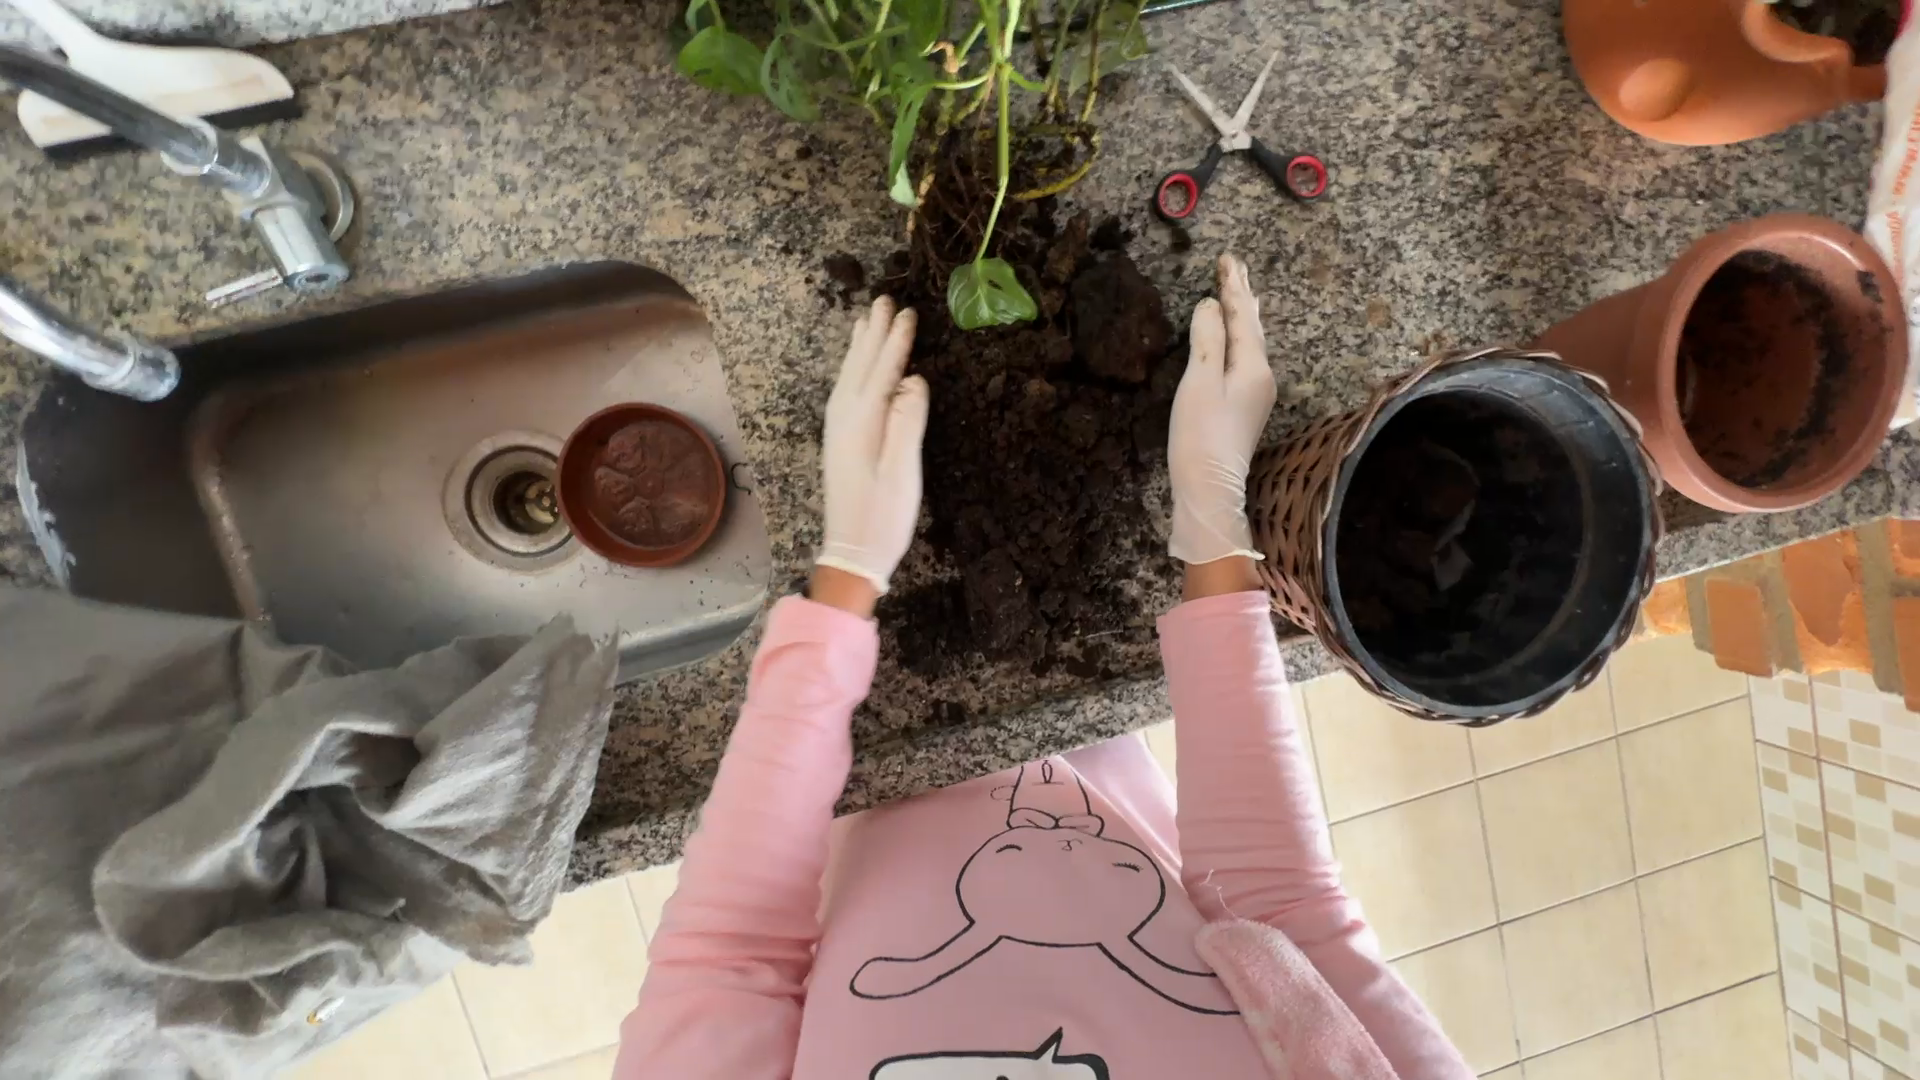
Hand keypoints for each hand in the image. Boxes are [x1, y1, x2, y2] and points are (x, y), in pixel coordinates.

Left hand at [813, 297, 929, 603]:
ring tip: (865, 321)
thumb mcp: (902, 473)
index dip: (896, 343)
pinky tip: (857, 370)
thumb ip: (907, 423)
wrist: (852, 553)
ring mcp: (838, 433)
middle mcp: (844, 421)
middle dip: (873, 334)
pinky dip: (853, 372)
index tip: (908, 312)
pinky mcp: (840, 444)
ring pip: (849, 379)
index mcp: (861, 424)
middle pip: (860, 368)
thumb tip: (914, 379)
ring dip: (859, 349)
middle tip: (884, 300)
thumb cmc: (883, 517)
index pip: (882, 373)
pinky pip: (846, 393)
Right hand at [1168, 254, 1276, 565]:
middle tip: (1234, 268)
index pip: (1242, 316)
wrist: (1208, 487)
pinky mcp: (1245, 409)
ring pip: (1252, 344)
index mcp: (1252, 365)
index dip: (1232, 286)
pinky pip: (1246, 359)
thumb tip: (1210, 305)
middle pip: (1253, 327)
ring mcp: (1256, 394)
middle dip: (1242, 297)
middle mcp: (1262, 376)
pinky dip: (1241, 339)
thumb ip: (1207, 340)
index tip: (1225, 257)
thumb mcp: (1198, 382)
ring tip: (1243, 296)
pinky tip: (1239, 340)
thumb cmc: (1200, 435)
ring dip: (1245, 317)